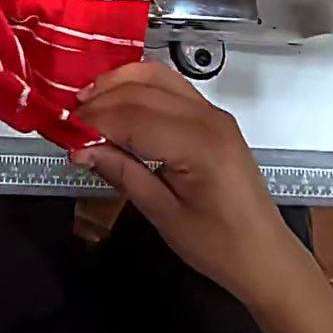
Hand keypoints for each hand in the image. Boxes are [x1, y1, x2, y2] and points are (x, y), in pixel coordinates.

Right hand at [72, 62, 320, 310]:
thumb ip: (122, 173)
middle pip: (143, 89)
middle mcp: (209, 118)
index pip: (134, 116)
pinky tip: (118, 97)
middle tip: (70, 115)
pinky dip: (139, 84)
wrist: (265, 256)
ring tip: (88, 99)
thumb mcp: (163, 215)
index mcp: (200, 145)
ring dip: (119, 81)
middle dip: (102, 98)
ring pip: (157, 75)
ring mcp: (213, 112)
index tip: (66, 128)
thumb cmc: (219, 246)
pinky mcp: (212, 115)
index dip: (96, 120)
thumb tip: (81, 149)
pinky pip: (170, 85)